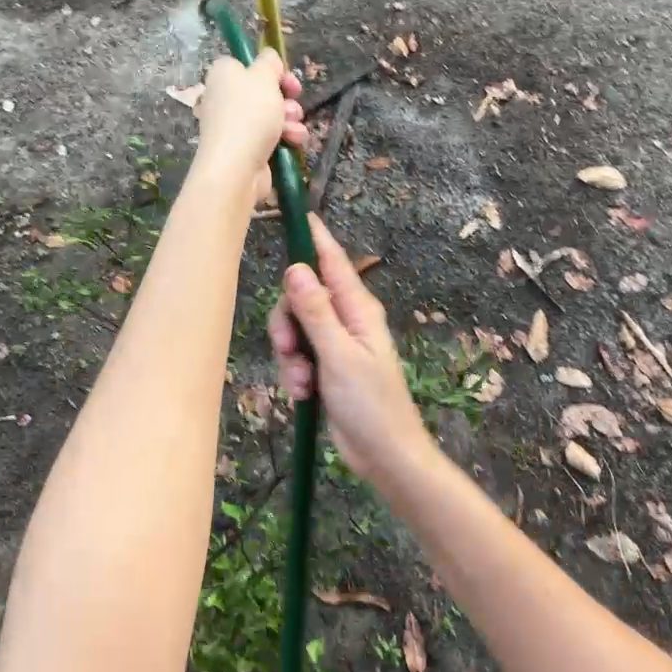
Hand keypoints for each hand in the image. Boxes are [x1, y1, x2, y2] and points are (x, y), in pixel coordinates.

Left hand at [194, 50, 305, 181]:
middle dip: (286, 97)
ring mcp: (235, 125)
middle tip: (293, 99)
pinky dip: (286, 137)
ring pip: (273, 114)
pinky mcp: (246, 147)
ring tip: (292, 127)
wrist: (236, 167)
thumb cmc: (249, 114)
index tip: (286, 78)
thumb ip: (269, 62)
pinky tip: (293, 141)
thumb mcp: (263, 77)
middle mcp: (225, 97)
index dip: (271, 71)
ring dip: (290, 118)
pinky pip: (272, 136)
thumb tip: (268, 57)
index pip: (248, 64)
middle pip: (264, 90)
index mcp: (223, 74)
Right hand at [268, 216, 432, 484]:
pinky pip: (297, 356)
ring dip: (290, 355)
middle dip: (287, 322)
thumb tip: (296, 267)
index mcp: (358, 308)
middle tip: (290, 348)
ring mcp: (335, 343)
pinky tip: (304, 395)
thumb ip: (316, 312)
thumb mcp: (339, 355)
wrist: (385, 456)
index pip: (332, 261)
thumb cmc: (371, 404)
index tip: (294, 214)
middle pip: (301, 296)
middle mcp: (346, 319)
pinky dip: (295, 374)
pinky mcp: (325, 367)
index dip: (313, 238)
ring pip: (295, 328)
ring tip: (302, 382)